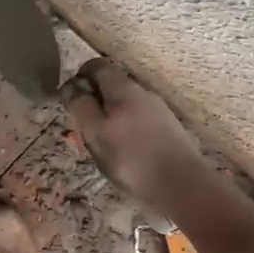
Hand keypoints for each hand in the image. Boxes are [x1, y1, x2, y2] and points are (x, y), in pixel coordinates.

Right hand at [61, 57, 207, 212]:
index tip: (71, 99)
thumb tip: (70, 85)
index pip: (97, 66)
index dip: (80, 77)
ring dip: (111, 116)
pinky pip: (140, 119)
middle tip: (84, 127)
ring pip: (127, 103)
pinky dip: (127, 128)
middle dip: (95, 99)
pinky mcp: (170, 129)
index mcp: (123, 88)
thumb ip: (80, 105)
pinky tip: (127, 151)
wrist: (183, 186)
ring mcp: (160, 110)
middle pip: (112, 85)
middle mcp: (144, 92)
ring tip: (104, 143)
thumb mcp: (95, 132)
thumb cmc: (132, 158)